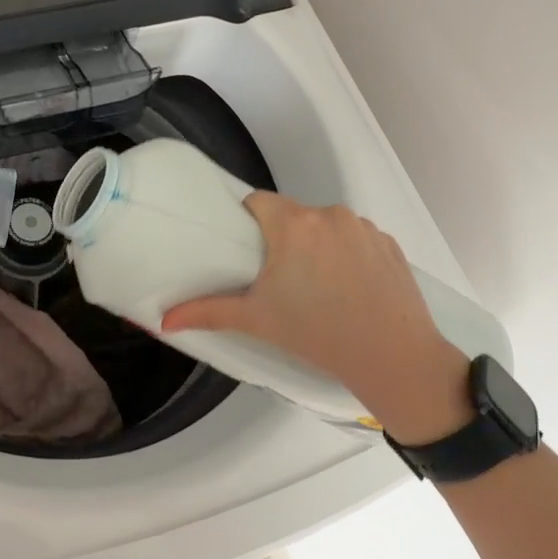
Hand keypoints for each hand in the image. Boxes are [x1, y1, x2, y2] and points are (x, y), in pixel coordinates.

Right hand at [159, 195, 471, 439]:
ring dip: (316, 245)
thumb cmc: (316, 334)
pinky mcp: (390, 245)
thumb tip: (163, 321)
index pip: (259, 201)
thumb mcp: (256, 320)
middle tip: (276, 276)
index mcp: (292, 225)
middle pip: (293, 215)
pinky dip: (348, 254)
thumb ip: (207, 312)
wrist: (394, 358)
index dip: (248, 219)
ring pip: (326, 226)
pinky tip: (348, 287)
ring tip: (316, 285)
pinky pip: (357, 239)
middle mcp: (329, 215)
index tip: (246, 248)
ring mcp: (364, 228)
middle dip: (282, 238)